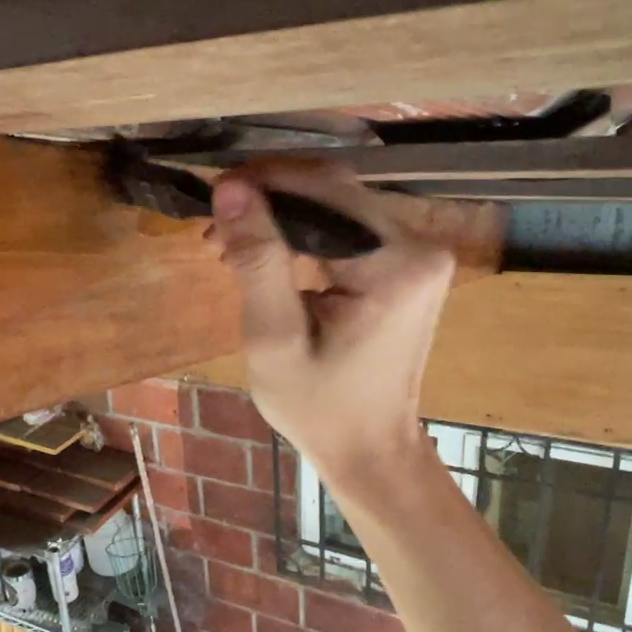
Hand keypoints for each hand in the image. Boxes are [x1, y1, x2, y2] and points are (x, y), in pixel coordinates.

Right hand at [208, 158, 456, 477]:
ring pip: (338, 207)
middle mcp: (419, 247)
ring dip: (282, 217)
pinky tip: (266, 256)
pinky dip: (304, 235)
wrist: (370, 449)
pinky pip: (348, 229)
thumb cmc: (318, 408)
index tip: (212, 194)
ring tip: (228, 246)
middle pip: (335, 193)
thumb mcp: (274, 339)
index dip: (265, 182)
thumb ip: (257, 260)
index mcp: (396, 264)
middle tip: (213, 229)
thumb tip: (230, 188)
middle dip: (269, 199)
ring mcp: (418, 255)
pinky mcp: (408, 265)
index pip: (325, 192)